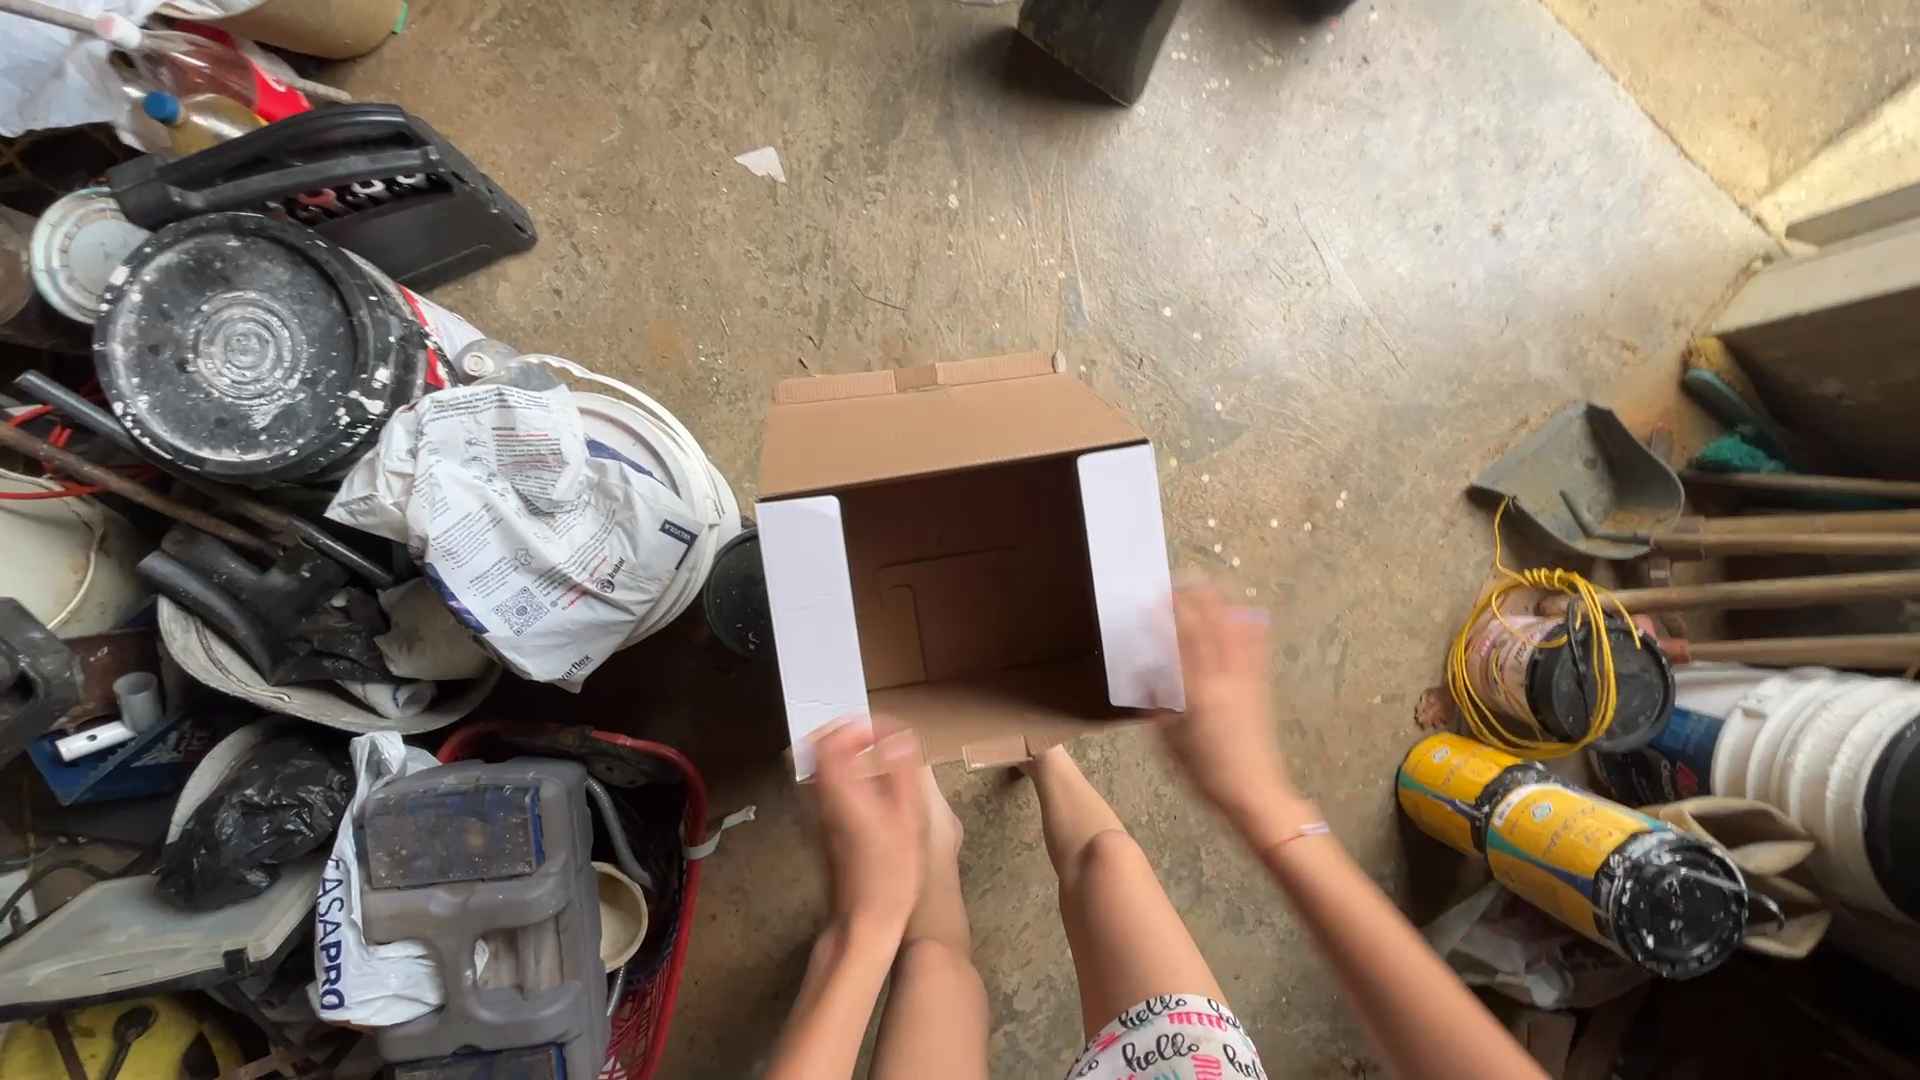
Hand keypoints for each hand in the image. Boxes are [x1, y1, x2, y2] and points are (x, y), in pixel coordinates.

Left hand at [808, 720, 927, 934]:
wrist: (864, 923)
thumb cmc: (892, 874)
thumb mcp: (911, 820)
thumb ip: (903, 773)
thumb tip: (899, 739)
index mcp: (841, 792)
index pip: (831, 741)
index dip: (854, 727)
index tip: (882, 730)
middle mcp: (821, 800)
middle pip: (814, 749)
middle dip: (841, 731)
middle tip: (869, 732)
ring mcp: (817, 816)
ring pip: (814, 767)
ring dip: (838, 749)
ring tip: (868, 749)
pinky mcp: (821, 830)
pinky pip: (820, 785)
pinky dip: (838, 770)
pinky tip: (865, 781)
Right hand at [1165, 582, 1302, 844]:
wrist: (1254, 791)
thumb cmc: (1204, 771)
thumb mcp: (1167, 740)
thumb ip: (1156, 703)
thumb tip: (1147, 674)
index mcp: (1197, 692)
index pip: (1181, 640)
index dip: (1166, 615)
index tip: (1151, 600)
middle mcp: (1224, 677)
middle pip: (1210, 624)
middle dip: (1193, 598)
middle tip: (1175, 584)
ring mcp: (1246, 678)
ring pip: (1236, 628)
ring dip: (1220, 602)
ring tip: (1204, 585)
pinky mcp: (1260, 684)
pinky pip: (1256, 644)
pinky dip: (1247, 621)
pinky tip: (1240, 609)